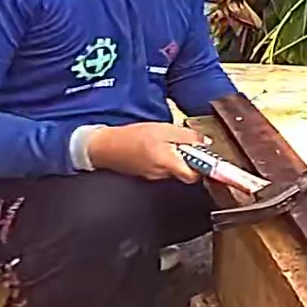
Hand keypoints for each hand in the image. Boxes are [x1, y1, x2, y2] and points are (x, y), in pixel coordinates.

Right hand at [86, 122, 204, 181]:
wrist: (101, 145)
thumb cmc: (132, 136)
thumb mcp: (165, 130)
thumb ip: (188, 137)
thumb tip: (206, 143)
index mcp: (168, 164)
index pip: (194, 176)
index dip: (203, 168)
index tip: (206, 158)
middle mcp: (161, 174)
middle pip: (185, 171)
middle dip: (189, 159)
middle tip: (186, 145)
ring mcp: (152, 176)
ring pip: (173, 168)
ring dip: (176, 158)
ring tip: (168, 144)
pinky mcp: (144, 174)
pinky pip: (162, 168)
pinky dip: (164, 159)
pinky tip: (157, 148)